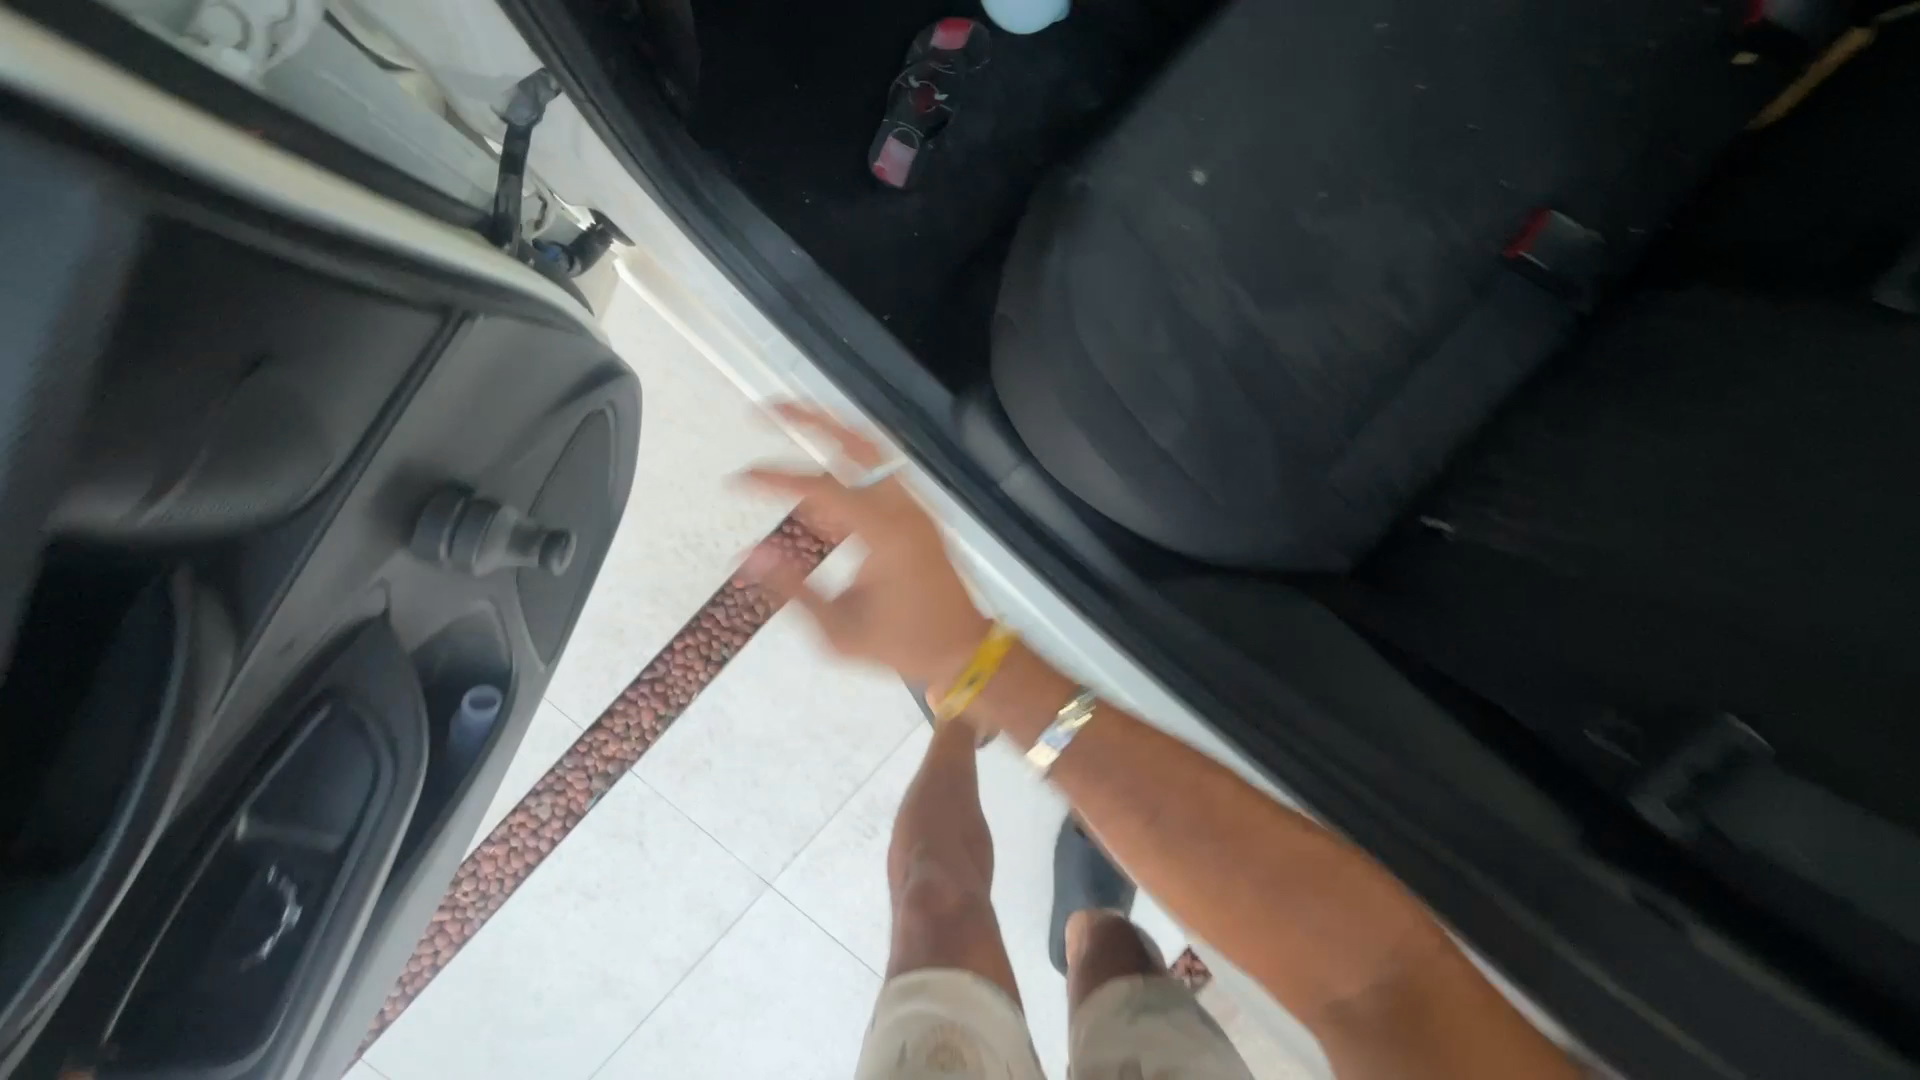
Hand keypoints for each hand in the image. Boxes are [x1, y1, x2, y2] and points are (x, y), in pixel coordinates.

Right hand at [737, 404, 992, 690]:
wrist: (962, 650)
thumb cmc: (902, 644)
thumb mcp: (838, 628)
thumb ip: (792, 588)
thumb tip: (747, 557)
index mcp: (884, 534)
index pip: (820, 490)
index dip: (776, 481)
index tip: (739, 480)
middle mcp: (903, 509)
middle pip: (857, 443)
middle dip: (811, 419)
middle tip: (770, 408)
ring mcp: (917, 508)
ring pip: (874, 451)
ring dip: (835, 430)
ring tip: (796, 417)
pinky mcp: (921, 515)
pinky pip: (884, 474)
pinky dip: (853, 460)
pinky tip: (825, 471)